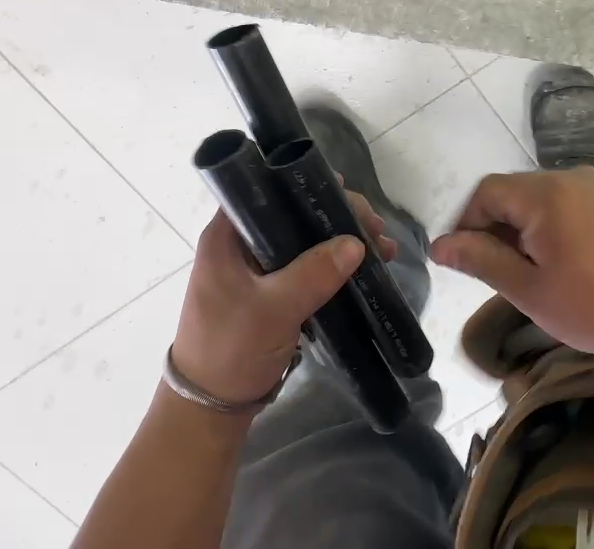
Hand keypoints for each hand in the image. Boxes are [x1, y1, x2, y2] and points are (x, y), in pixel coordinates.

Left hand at [170, 190, 395, 404]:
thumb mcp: (273, 310)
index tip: (346, 195)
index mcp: (228, 235)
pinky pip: (309, 265)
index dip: (308, 185)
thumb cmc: (229, 350)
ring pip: (307, 239)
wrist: (210, 410)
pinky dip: (337, 264)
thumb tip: (357, 243)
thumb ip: (314, 274)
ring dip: (344, 241)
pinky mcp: (273, 290)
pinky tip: (367, 268)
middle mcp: (242, 243)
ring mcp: (258, 268)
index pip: (268, 189)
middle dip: (339, 216)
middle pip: (295, 213)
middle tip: (376, 228)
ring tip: (383, 249)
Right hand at [431, 168, 593, 367]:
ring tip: (526, 270)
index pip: (488, 191)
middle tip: (495, 271)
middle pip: (515, 190)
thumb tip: (439, 245)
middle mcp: (573, 177)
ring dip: (523, 226)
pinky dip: (552, 224)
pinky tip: (559, 261)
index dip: (467, 222)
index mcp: (548, 193)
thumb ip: (480, 259)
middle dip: (496, 225)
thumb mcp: (526, 288)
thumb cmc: (589, 308)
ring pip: (541, 196)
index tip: (464, 260)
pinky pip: (568, 202)